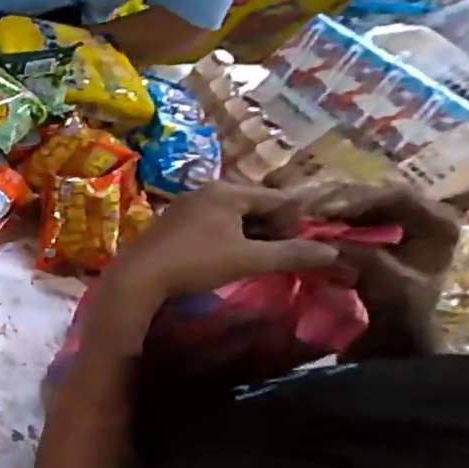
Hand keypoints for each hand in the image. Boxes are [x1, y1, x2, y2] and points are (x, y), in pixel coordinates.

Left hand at [108, 184, 338, 297]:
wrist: (137, 276)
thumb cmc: (194, 263)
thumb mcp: (248, 260)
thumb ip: (291, 254)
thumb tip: (332, 252)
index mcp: (227, 191)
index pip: (280, 199)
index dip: (294, 224)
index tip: (291, 250)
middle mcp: (205, 190)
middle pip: (255, 204)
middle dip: (270, 228)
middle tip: (270, 257)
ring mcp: (184, 205)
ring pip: (231, 215)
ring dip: (246, 235)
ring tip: (247, 260)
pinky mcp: (169, 221)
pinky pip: (208, 223)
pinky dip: (222, 236)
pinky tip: (218, 258)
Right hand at [284, 182, 461, 356]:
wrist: (391, 335)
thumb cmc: (400, 313)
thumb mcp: (388, 287)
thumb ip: (364, 259)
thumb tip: (324, 239)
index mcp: (438, 225)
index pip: (397, 197)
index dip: (358, 200)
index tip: (323, 212)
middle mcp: (418, 215)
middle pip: (372, 194)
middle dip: (335, 199)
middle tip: (301, 210)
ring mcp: (390, 222)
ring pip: (355, 200)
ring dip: (324, 205)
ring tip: (295, 214)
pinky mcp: (367, 230)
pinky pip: (342, 213)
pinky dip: (320, 215)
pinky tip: (299, 220)